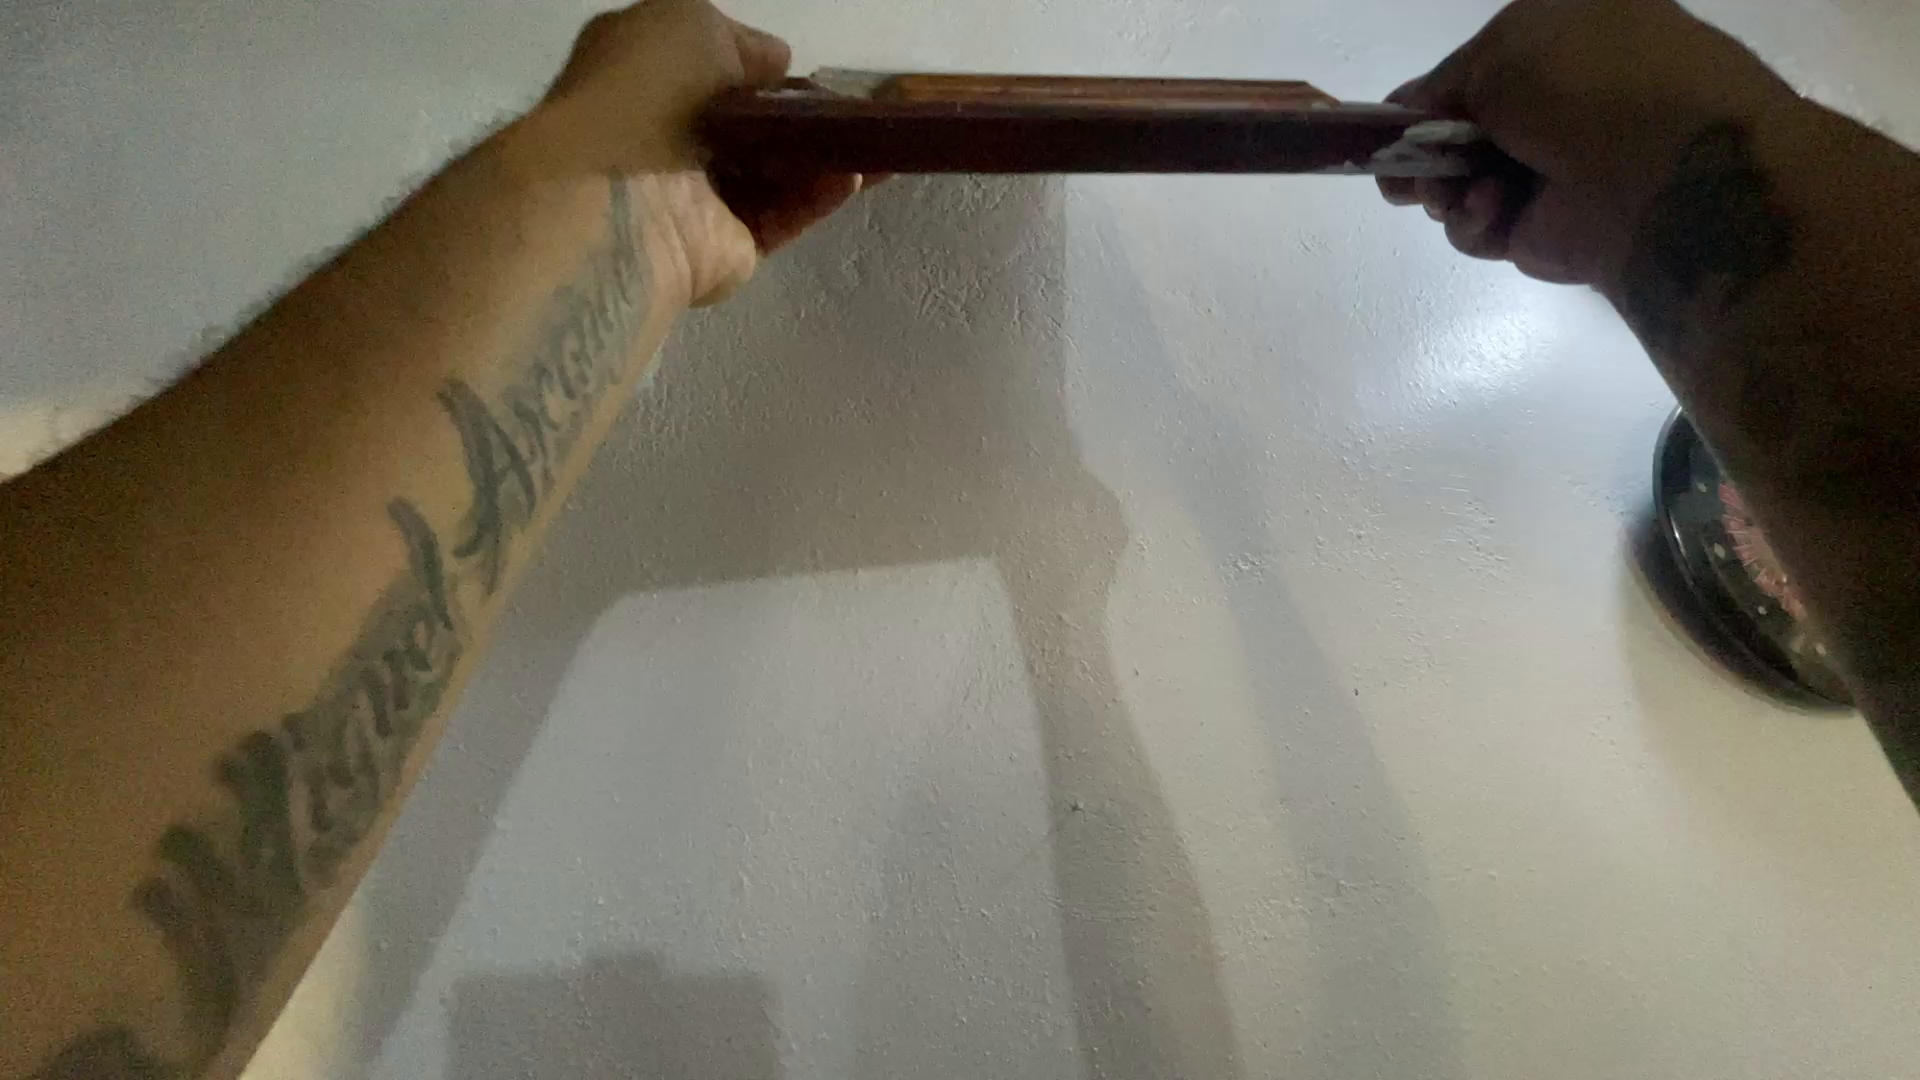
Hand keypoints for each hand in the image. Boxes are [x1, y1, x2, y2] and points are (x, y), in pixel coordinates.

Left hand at [535, 0, 860, 305]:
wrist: (624, 194)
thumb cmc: (644, 93)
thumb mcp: (690, 26)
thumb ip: (741, 42)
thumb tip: (780, 62)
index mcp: (656, 85)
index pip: (723, 81)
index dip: (769, 78)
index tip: (817, 79)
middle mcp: (681, 145)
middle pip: (760, 134)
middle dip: (810, 124)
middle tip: (862, 116)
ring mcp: (709, 202)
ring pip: (780, 178)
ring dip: (827, 160)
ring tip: (875, 146)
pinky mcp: (737, 249)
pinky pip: (786, 218)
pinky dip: (819, 197)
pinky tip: (855, 178)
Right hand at [1379, 0, 1798, 286]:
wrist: (1656, 167)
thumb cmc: (1586, 83)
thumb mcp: (1501, 46)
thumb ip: (1438, 82)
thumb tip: (1404, 113)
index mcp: (1560, 42)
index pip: (1465, 78)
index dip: (1421, 107)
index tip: (1388, 134)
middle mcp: (1552, 104)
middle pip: (1446, 139)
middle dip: (1419, 158)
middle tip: (1407, 174)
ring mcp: (1542, 167)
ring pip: (1451, 187)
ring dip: (1443, 191)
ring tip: (1462, 192)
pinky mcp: (1532, 224)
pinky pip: (1473, 225)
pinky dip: (1473, 219)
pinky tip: (1497, 208)